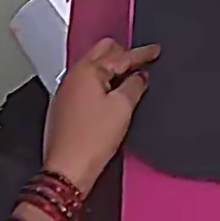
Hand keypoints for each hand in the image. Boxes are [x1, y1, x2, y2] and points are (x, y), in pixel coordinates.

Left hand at [43, 38, 159, 193]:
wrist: (67, 170)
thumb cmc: (94, 139)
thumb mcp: (123, 107)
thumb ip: (135, 85)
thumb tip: (140, 76)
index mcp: (88, 71)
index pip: (120, 56)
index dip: (141, 53)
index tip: (155, 50)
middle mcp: (73, 75)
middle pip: (102, 52)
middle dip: (122, 53)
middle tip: (140, 62)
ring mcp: (66, 90)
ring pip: (93, 66)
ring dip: (111, 68)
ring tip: (128, 78)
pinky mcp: (64, 105)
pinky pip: (86, 81)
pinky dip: (101, 81)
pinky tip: (111, 93)